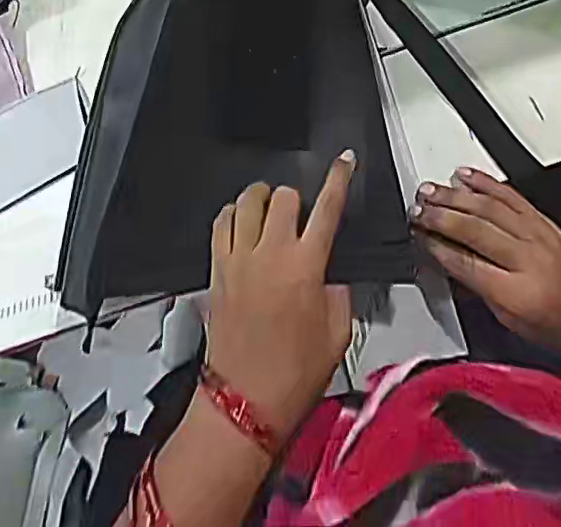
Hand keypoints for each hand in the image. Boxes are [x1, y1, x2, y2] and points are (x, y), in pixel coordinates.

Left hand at [206, 152, 355, 437]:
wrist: (247, 400)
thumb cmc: (295, 372)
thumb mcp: (337, 331)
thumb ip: (338, 291)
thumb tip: (329, 271)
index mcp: (306, 267)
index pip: (327, 208)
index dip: (339, 179)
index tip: (344, 160)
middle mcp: (270, 253)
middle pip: (284, 196)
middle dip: (297, 199)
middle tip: (300, 217)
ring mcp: (238, 257)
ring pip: (248, 200)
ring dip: (263, 199)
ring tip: (270, 213)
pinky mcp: (217, 267)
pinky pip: (221, 222)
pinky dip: (234, 214)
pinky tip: (242, 224)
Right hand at [412, 167, 560, 369]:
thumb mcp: (514, 324)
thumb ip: (478, 289)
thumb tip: (447, 261)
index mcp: (518, 294)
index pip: (465, 262)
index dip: (436, 246)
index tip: (417, 236)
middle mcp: (528, 259)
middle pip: (473, 228)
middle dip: (439, 216)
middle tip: (416, 209)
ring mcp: (538, 236)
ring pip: (488, 206)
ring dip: (454, 195)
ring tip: (429, 190)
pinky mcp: (545, 222)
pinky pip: (510, 195)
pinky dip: (484, 182)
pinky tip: (464, 176)